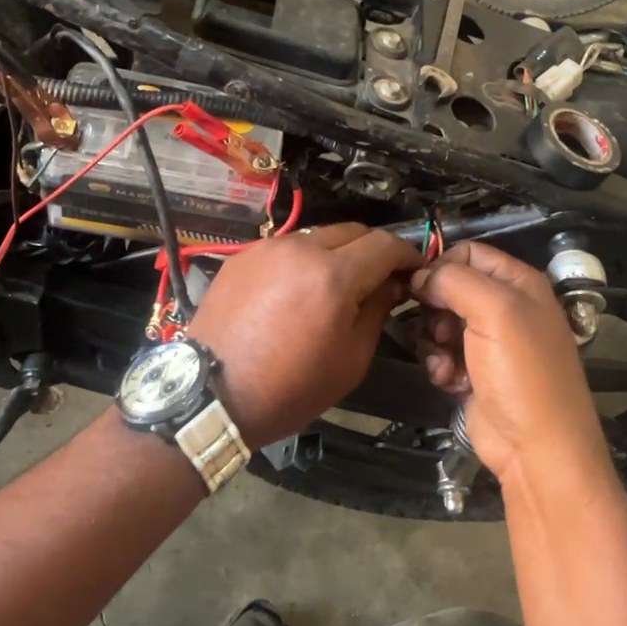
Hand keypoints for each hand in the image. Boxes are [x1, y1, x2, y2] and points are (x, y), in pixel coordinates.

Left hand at [185, 223, 422, 447]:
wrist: (212, 395)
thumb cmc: (289, 388)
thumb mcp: (351, 360)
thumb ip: (377, 310)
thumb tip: (390, 283)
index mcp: (333, 276)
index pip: (384, 244)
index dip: (406, 254)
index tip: (414, 269)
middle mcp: (300, 248)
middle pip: (352, 231)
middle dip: (372, 250)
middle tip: (379, 278)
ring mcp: (267, 248)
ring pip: (316, 236)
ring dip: (335, 253)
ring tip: (334, 286)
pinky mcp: (243, 255)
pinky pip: (285, 248)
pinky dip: (301, 261)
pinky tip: (296, 291)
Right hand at [409, 242, 609, 484]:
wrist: (537, 450)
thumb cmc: (522, 373)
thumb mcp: (494, 311)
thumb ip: (454, 280)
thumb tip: (421, 276)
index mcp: (519, 283)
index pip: (469, 252)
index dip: (441, 265)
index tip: (421, 286)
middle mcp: (506, 307)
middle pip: (450, 288)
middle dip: (435, 307)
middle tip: (437, 327)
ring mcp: (491, 342)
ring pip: (440, 321)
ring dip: (433, 340)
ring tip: (444, 361)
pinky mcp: (475, 372)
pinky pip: (442, 354)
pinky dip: (439, 364)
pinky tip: (448, 381)